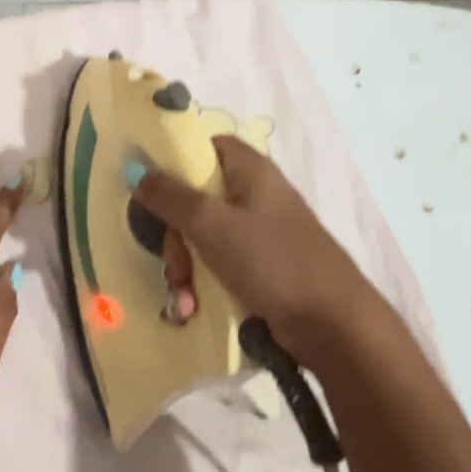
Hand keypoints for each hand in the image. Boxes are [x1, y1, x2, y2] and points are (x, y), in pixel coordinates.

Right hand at [134, 135, 380, 352]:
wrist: (333, 326)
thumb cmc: (272, 262)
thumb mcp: (211, 224)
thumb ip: (170, 196)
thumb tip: (137, 171)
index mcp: (251, 171)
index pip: (207, 145)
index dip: (177, 159)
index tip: (151, 187)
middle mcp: (256, 196)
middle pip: (196, 198)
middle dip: (175, 235)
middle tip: (173, 263)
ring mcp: (261, 233)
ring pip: (203, 236)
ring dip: (185, 267)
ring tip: (184, 298)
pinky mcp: (263, 268)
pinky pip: (219, 265)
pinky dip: (203, 285)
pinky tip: (194, 309)